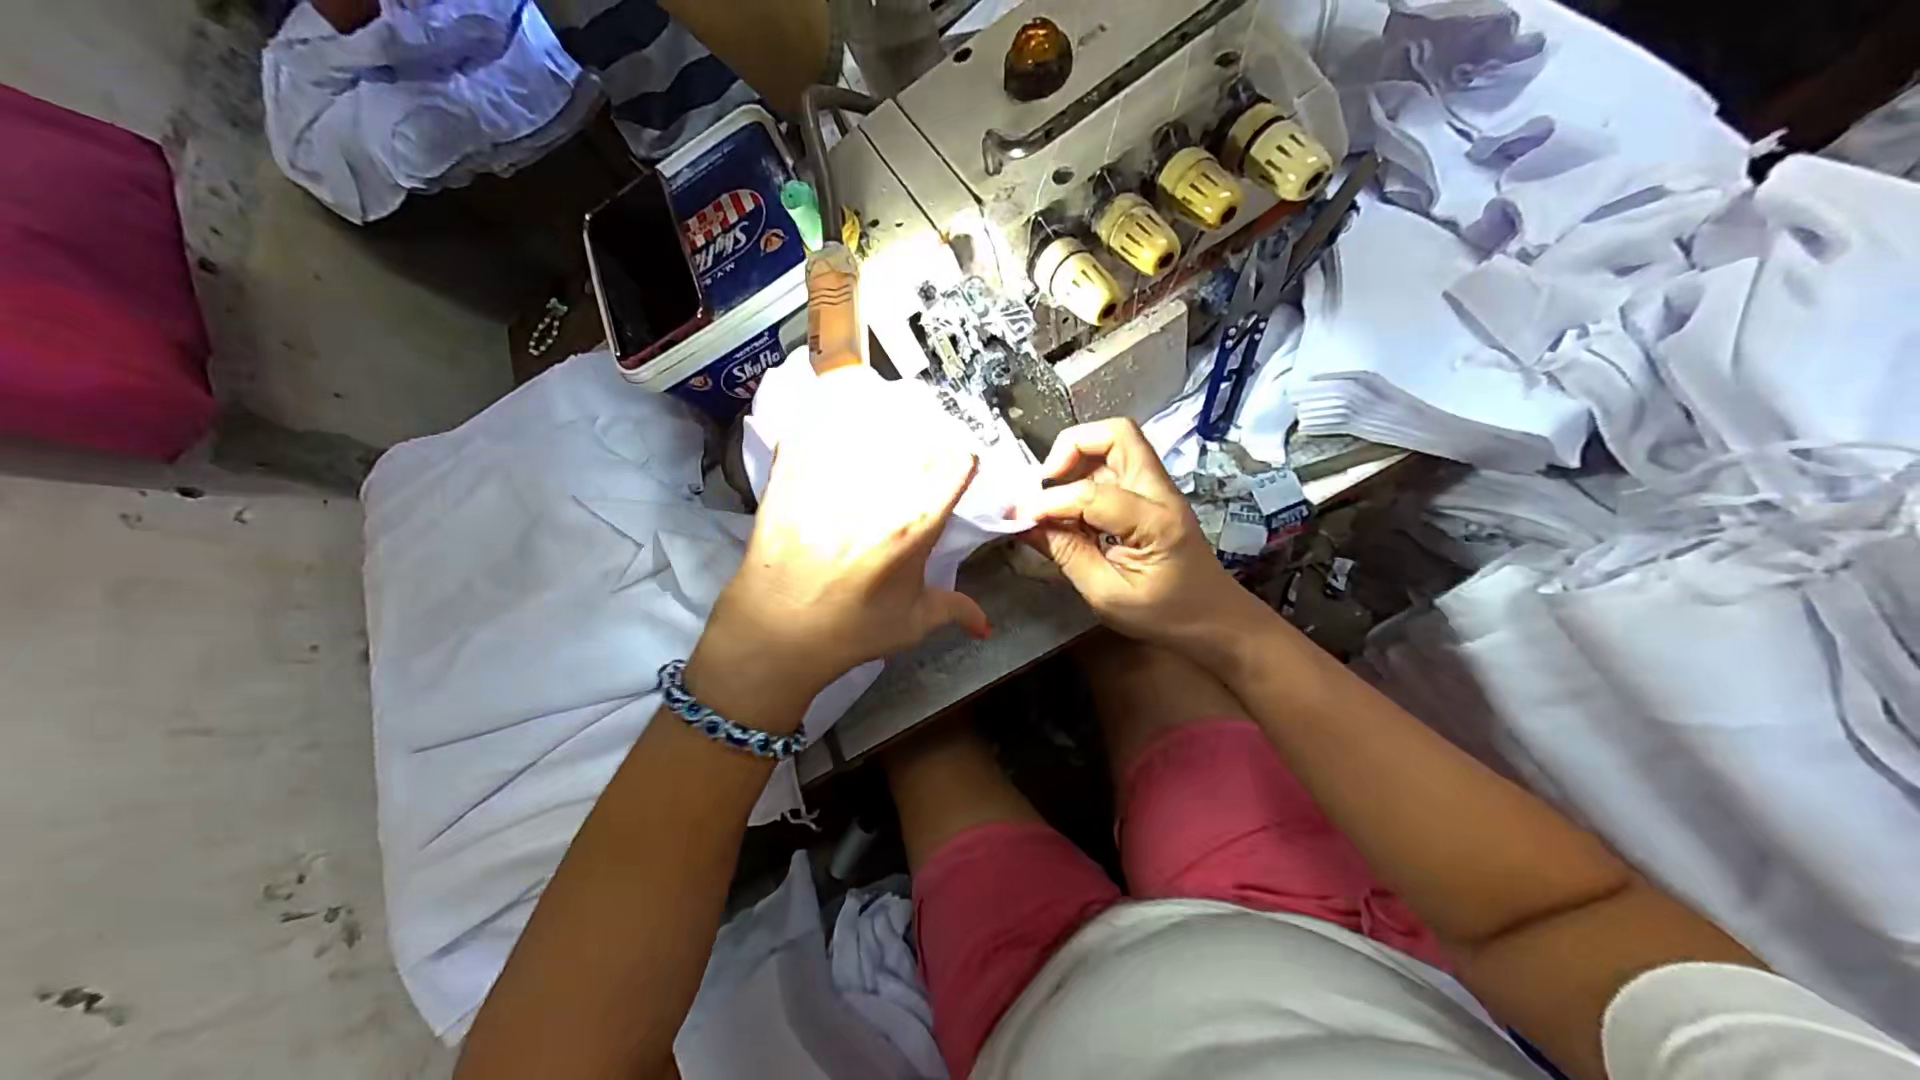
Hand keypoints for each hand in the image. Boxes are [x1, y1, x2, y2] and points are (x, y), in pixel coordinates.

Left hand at [695, 403, 990, 715]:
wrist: (776, 635)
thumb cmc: (849, 632)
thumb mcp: (911, 622)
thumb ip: (955, 610)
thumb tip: (984, 625)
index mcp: (916, 524)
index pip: (958, 462)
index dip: (961, 461)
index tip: (954, 468)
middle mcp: (879, 492)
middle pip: (917, 432)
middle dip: (924, 437)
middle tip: (915, 451)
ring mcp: (833, 478)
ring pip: (867, 421)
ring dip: (878, 425)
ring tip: (874, 437)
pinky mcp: (791, 473)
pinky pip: (816, 428)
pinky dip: (826, 427)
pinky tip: (831, 437)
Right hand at [1023, 419, 1255, 648]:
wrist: (1215, 619)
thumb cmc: (1165, 615)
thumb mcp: (1107, 596)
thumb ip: (1067, 555)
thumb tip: (1027, 526)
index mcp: (1155, 522)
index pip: (1092, 493)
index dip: (1050, 502)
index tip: (1022, 518)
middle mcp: (1161, 493)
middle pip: (1118, 434)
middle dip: (1071, 447)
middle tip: (1045, 481)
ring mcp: (1159, 490)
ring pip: (1117, 443)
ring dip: (1079, 458)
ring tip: (1054, 494)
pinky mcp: (1153, 495)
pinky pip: (1116, 466)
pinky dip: (1087, 475)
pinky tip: (1072, 507)